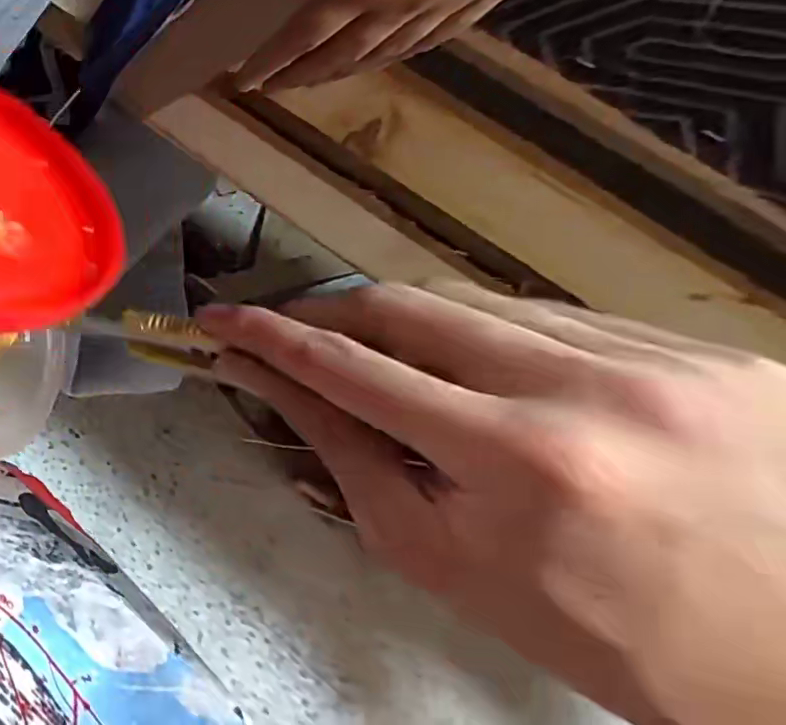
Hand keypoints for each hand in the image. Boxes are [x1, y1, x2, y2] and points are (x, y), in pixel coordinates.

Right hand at [199, 283, 785, 723]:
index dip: (266, 335)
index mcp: (521, 460)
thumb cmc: (600, 635)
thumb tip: (265, 377)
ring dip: (408, 324)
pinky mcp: (718, 357)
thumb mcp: (439, 553)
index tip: (217, 317)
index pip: (347, 367)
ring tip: (392, 360)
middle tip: (291, 330)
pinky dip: (490, 334)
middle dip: (327, 312)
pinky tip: (491, 372)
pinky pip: (555, 317)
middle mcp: (595, 392)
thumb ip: (343, 450)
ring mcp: (671, 365)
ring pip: (475, 301)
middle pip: (404, 307)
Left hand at [229, 0, 647, 91]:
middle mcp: (408, 2)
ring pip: (383, 54)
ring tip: (311, 80)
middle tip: (269, 87)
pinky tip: (379, 59)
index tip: (242, 81)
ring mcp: (453, 3)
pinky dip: (392, 56)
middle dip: (298, 75)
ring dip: (340, 72)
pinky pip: (430, 41)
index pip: (304, 33)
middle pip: (339, 54)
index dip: (271, 61)